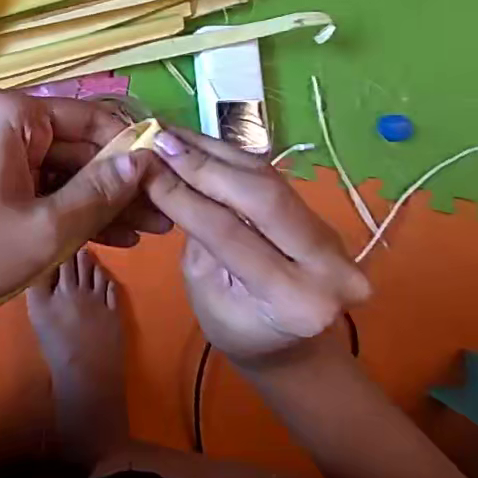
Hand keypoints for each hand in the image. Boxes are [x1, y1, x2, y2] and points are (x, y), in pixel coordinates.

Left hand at [0, 91, 168, 317]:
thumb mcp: (49, 225)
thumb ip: (101, 189)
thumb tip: (144, 160)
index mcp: (13, 115)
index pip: (89, 118)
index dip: (132, 148)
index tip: (170, 175)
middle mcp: (5, 123)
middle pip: (78, 146)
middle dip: (122, 183)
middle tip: (168, 213)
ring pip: (65, 172)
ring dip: (104, 202)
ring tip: (153, 231)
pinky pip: (44, 189)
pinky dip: (75, 211)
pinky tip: (117, 237)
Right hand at [142, 126, 369, 368]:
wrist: (291, 345)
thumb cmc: (236, 326)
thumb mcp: (202, 286)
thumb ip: (194, 232)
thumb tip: (159, 174)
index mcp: (295, 298)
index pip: (228, 232)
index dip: (182, 195)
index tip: (144, 164)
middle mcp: (328, 263)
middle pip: (260, 195)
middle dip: (203, 163)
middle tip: (159, 138)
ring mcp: (332, 235)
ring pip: (267, 178)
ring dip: (214, 151)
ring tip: (171, 133)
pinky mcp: (321, 215)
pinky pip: (272, 178)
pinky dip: (230, 157)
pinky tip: (197, 143)